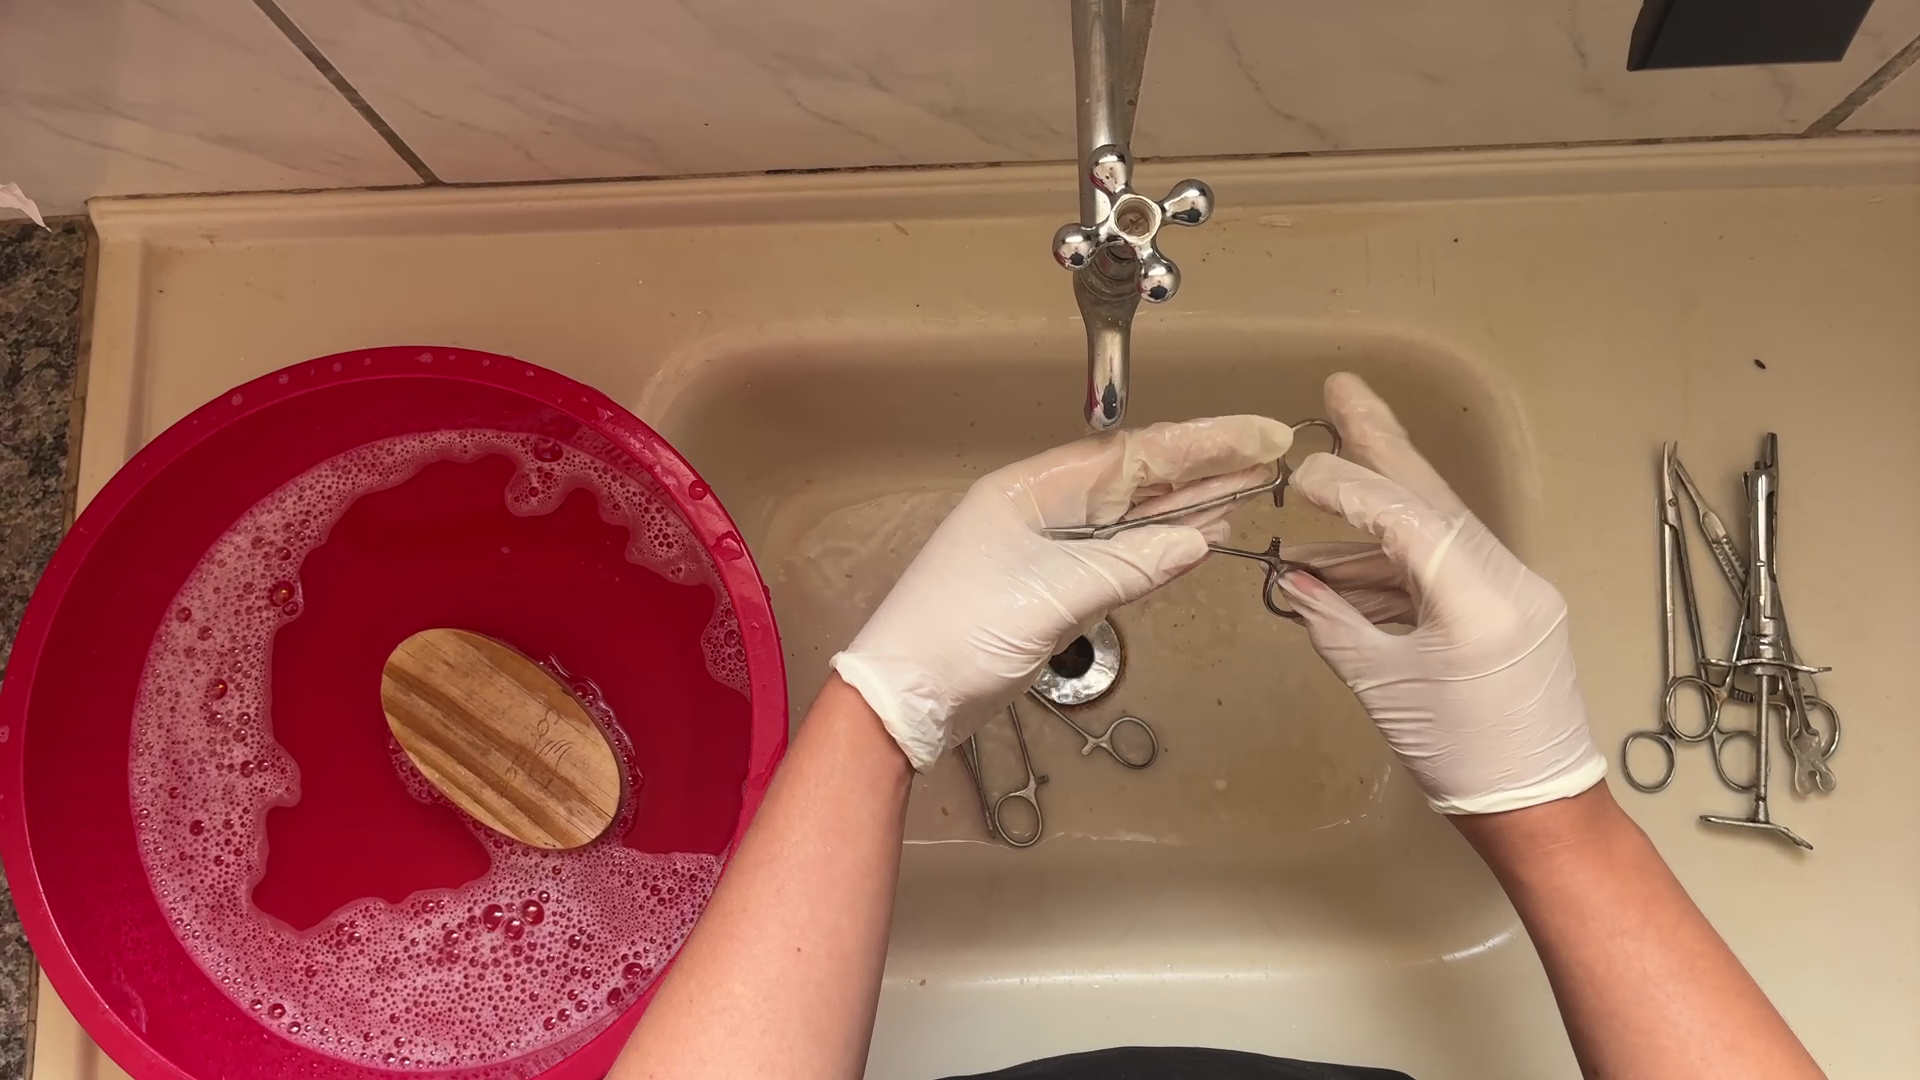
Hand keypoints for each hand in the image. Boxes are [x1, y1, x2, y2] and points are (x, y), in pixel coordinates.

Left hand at [834, 416, 1295, 769]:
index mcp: (1032, 489)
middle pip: (1133, 480)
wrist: (908, 694)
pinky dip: (1157, 548)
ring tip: (1249, 487)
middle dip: (1200, 468)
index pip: (1128, 454)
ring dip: (1185, 506)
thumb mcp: (1048, 595)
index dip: (1197, 442)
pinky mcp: (1054, 585)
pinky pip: (1116, 556)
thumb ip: (1127, 565)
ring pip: (1129, 518)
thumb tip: (1199, 540)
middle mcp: (1044, 508)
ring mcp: (1049, 547)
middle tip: (1270, 455)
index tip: (1258, 434)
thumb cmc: (963, 633)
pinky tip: (1197, 535)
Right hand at [1276, 373, 1605, 813]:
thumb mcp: (1379, 683)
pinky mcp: (1504, 600)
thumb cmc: (1455, 752)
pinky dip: (1383, 560)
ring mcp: (1511, 584)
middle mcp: (1507, 577)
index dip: (1348, 488)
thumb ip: (1330, 620)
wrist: (1536, 802)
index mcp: (1480, 601)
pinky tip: (1334, 569)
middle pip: (1432, 493)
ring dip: (1368, 514)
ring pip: (1431, 523)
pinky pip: (1436, 561)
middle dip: (1381, 438)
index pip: (1407, 517)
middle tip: (1341, 389)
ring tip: (1311, 502)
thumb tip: (1292, 578)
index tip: (1296, 477)